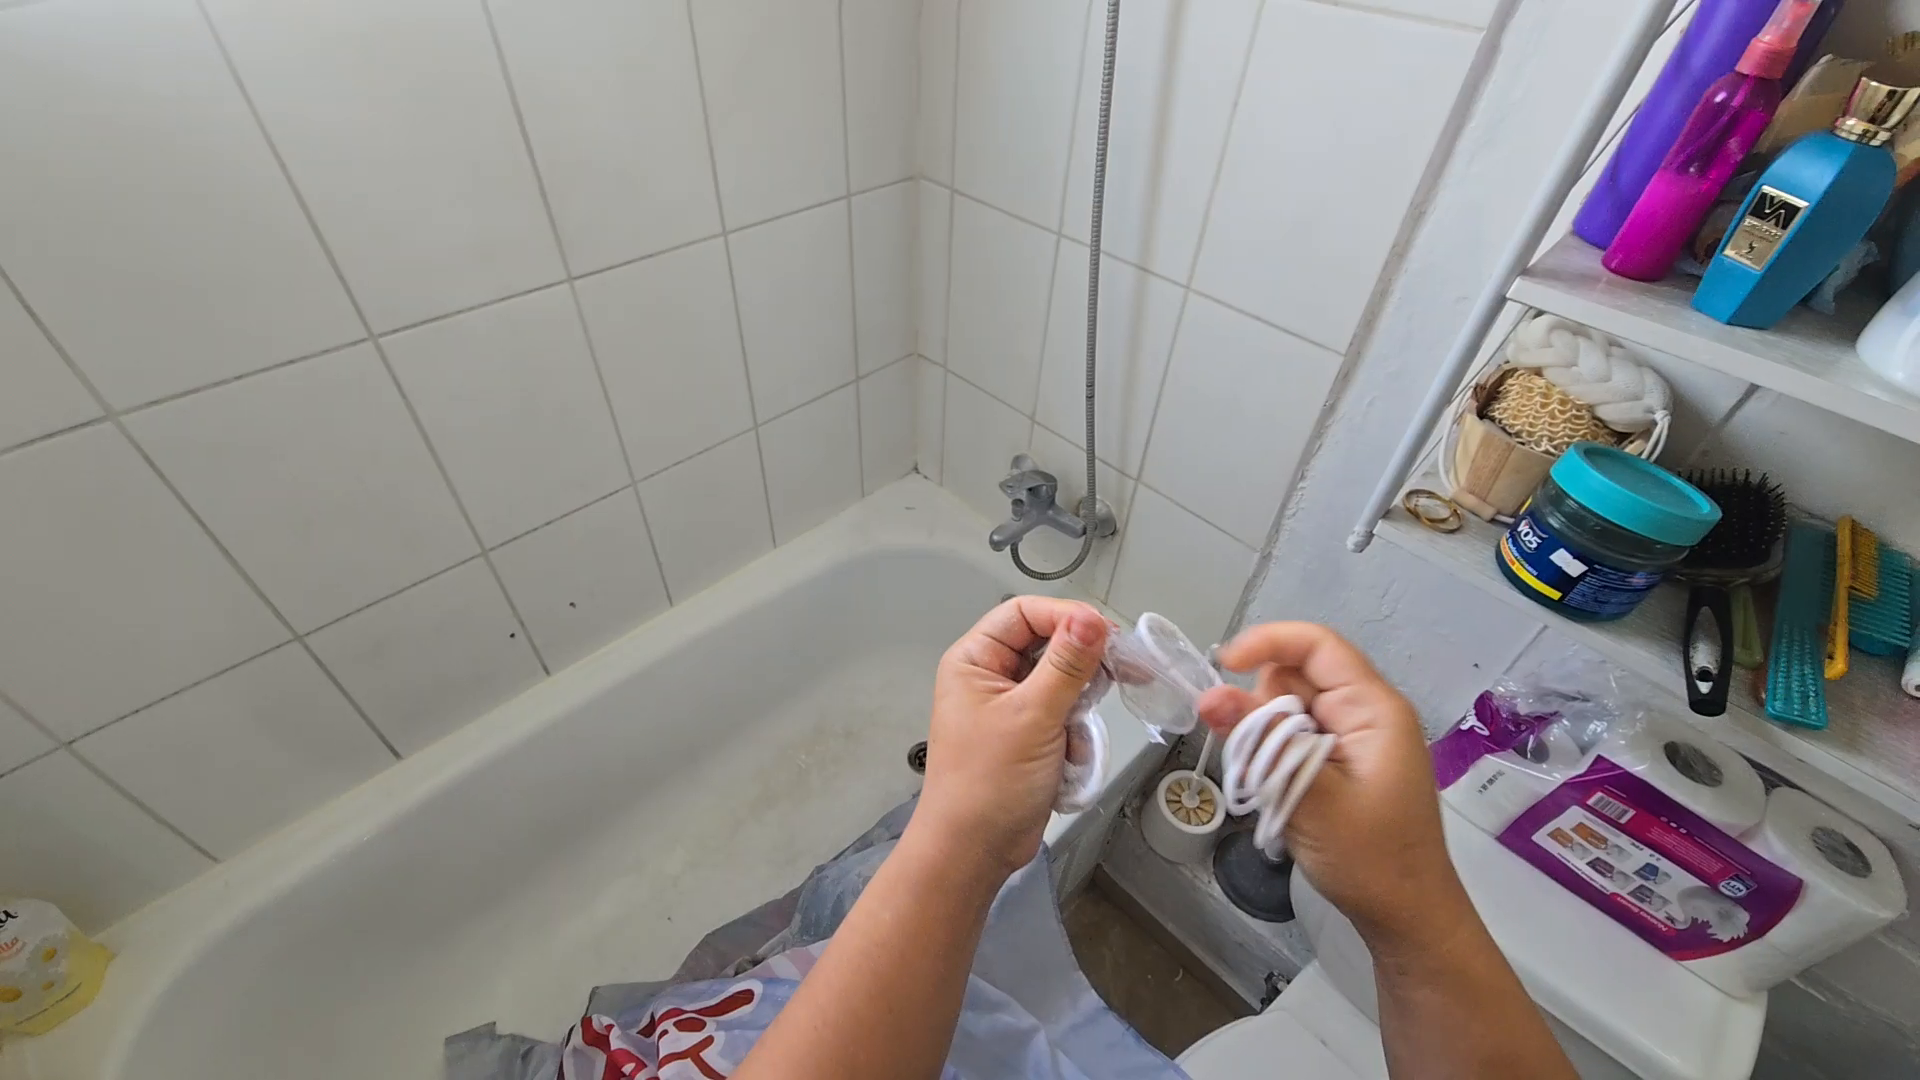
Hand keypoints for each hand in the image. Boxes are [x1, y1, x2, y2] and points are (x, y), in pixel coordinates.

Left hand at [912, 596, 1109, 880]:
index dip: (1066, 617)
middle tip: (1121, 671)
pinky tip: (1072, 754)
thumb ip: (1067, 665)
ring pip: (1061, 679)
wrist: (974, 851)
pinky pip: (1063, 711)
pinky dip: (1074, 729)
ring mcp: (1010, 704)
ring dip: (1078, 702)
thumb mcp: (1033, 716)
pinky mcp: (1029, 731)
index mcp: (974, 658)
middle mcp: (990, 674)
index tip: (1107, 633)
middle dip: (1080, 663)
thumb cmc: (990, 781)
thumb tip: (1092, 618)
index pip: (1024, 613)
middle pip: (1046, 643)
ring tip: (1079, 729)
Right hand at [1197, 623, 1469, 947]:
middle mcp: (1363, 712)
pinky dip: (1271, 753)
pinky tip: (1274, 789)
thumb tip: (1207, 696)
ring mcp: (1351, 736)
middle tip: (1247, 753)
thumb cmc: (1370, 859)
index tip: (1222, 666)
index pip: (1317, 645)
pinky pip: (1291, 734)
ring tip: (1265, 782)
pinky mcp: (1338, 758)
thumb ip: (1260, 741)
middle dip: (1259, 704)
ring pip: (1286, 706)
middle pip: (1294, 676)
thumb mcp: (1308, 796)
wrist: (1407, 920)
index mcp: (1373, 709)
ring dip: (1262, 734)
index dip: (1267, 642)